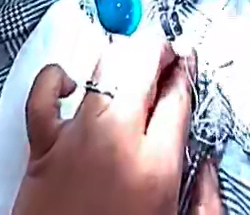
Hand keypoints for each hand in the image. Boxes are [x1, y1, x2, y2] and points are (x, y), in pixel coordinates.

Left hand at [13, 36, 210, 214]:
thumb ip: (203, 205)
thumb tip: (207, 168)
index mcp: (155, 167)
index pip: (176, 98)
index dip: (184, 72)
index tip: (186, 61)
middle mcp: (116, 139)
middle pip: (141, 69)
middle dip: (157, 51)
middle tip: (164, 51)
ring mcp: (76, 135)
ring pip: (101, 69)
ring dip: (119, 57)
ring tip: (129, 58)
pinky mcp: (42, 141)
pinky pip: (45, 92)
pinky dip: (56, 77)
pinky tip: (70, 81)